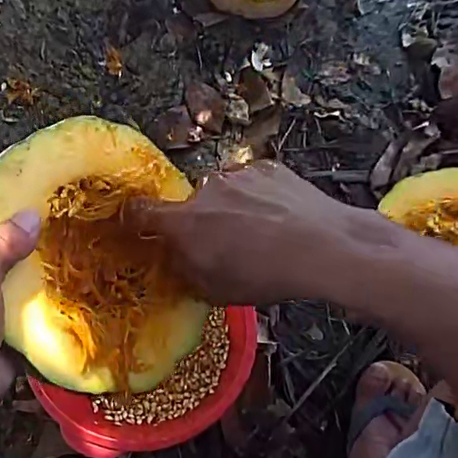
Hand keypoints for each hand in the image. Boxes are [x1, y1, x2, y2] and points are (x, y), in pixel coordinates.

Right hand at [130, 161, 372, 304]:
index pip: (141, 213)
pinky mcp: (266, 167)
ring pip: (222, 193)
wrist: (324, 247)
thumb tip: (176, 259)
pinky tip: (277, 219)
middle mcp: (205, 191)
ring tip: (259, 235)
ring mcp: (237, 175)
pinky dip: (256, 198)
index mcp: (184, 223)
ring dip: (230, 210)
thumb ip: (185, 271)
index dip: (133, 219)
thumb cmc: (266, 275)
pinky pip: (250, 182)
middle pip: (190, 206)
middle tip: (223, 247)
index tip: (135, 224)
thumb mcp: (214, 290)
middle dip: (200, 224)